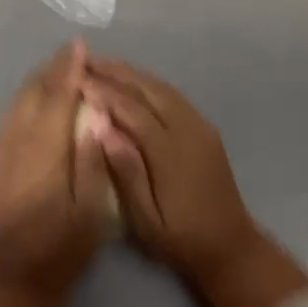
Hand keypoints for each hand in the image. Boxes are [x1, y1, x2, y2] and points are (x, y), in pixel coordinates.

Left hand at [0, 38, 113, 300]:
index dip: (69, 72)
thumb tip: (95, 118)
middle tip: (75, 49)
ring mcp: (3, 154)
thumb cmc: (64, 250)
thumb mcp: (91, 215)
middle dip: (53, 69)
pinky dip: (27, 96)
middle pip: (34, 96)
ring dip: (39, 79)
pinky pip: (11, 116)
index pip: (57, 103)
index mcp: (44, 159)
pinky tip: (39, 92)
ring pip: (19, 103)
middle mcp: (18, 148)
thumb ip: (93, 164)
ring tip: (60, 63)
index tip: (81, 47)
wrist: (17, 280)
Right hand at [80, 57, 263, 287]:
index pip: (132, 110)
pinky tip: (134, 82)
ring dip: (133, 74)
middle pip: (148, 90)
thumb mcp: (146, 218)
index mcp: (170, 152)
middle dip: (117, 73)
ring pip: (163, 88)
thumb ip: (126, 172)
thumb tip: (103, 129)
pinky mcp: (205, 129)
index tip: (77, 80)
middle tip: (86, 61)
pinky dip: (150, 84)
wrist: (230, 246)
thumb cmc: (181, 239)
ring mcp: (200, 126)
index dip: (104, 93)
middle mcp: (188, 129)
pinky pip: (174, 96)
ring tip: (103, 65)